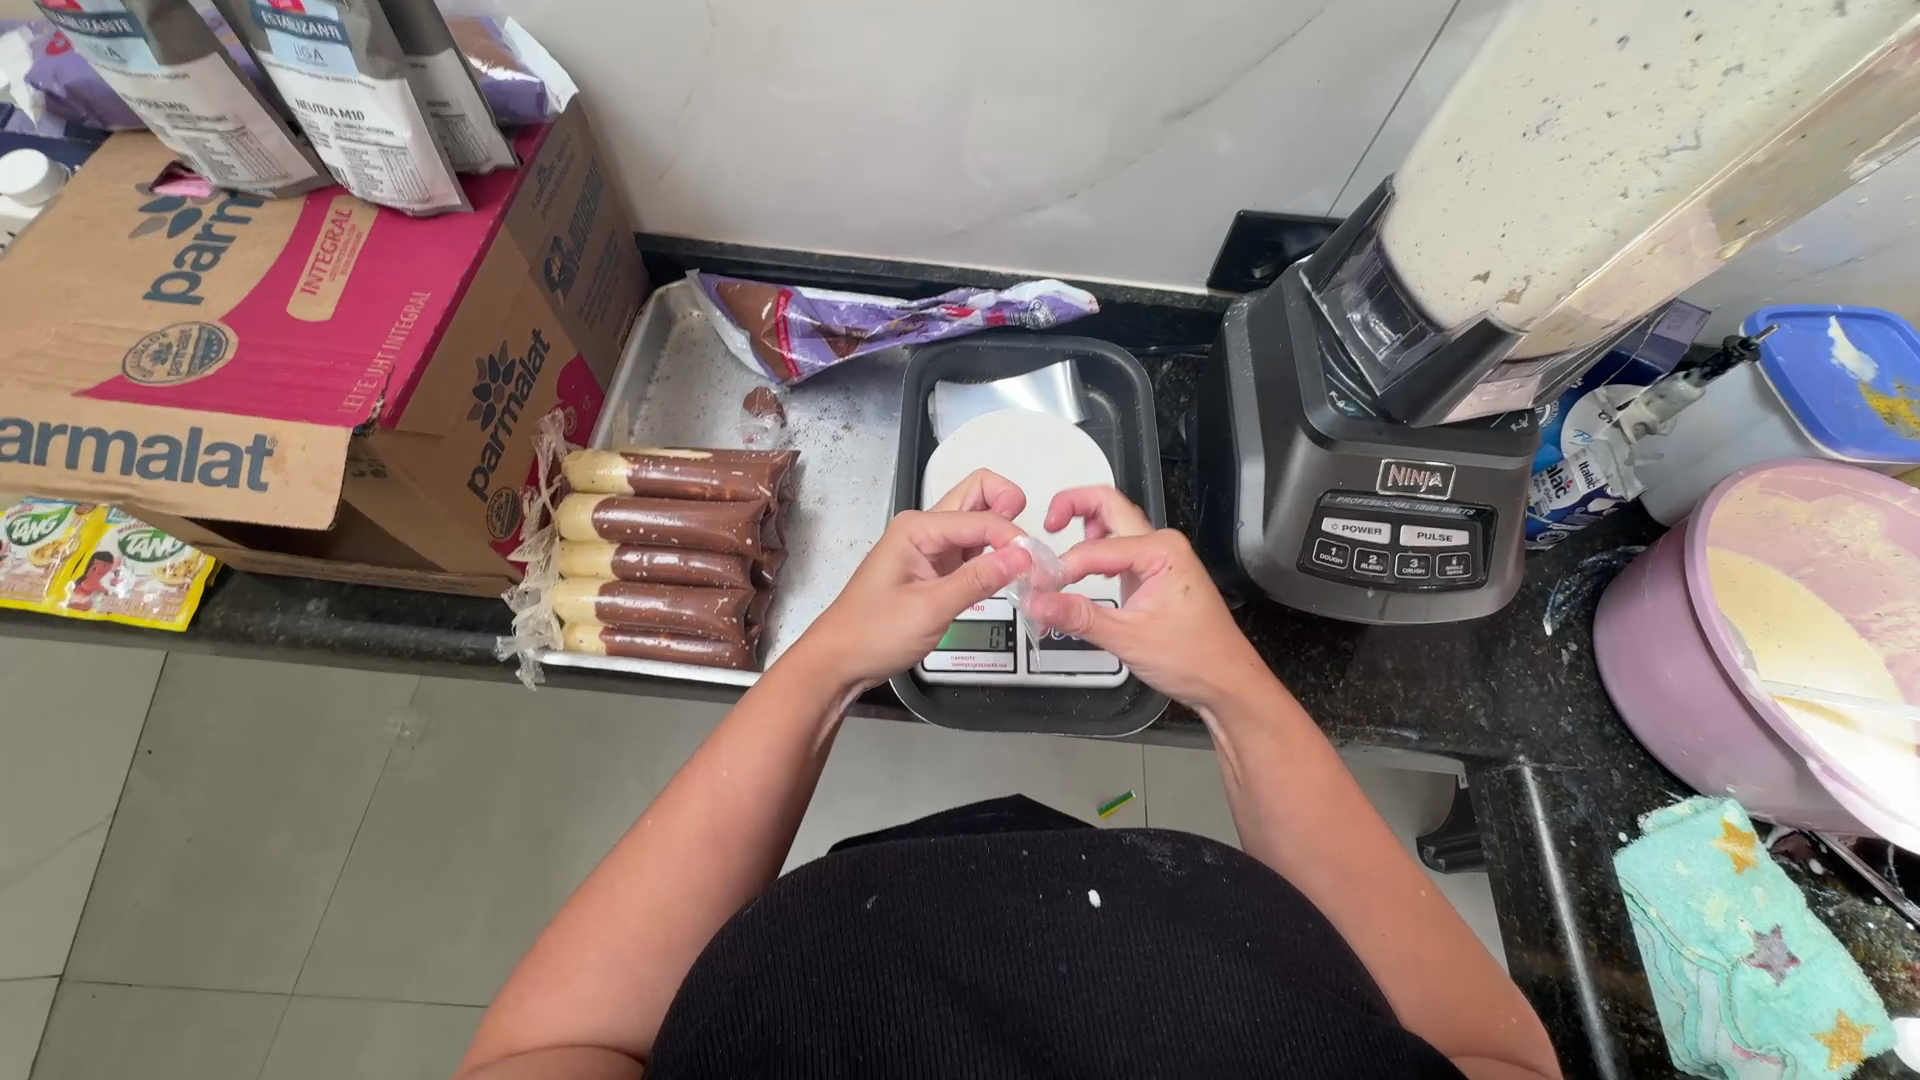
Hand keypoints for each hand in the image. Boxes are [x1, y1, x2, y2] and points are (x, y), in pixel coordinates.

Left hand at [790, 473, 1031, 690]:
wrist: (839, 660)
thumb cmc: (871, 633)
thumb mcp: (929, 609)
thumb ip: (978, 580)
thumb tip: (1022, 555)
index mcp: (917, 528)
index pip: (981, 518)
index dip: (1013, 539)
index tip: (1037, 567)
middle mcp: (924, 528)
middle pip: (979, 496)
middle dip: (1010, 511)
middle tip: (1032, 547)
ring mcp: (930, 547)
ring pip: (978, 523)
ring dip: (1004, 536)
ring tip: (1028, 567)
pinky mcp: (936, 568)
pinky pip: (972, 551)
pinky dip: (993, 558)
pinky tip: (1008, 577)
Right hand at [1021, 489, 1268, 712]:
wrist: (1227, 681)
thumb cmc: (1197, 658)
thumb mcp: (1129, 640)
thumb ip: (1079, 617)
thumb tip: (1040, 603)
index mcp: (1162, 551)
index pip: (1095, 549)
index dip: (1062, 567)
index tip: (1038, 588)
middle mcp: (1162, 546)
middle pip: (1109, 504)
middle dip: (1072, 505)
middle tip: (1046, 523)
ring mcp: (1159, 558)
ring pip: (1114, 521)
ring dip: (1083, 522)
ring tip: (1057, 537)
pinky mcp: (1153, 573)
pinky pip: (1118, 546)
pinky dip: (1094, 547)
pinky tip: (1081, 566)